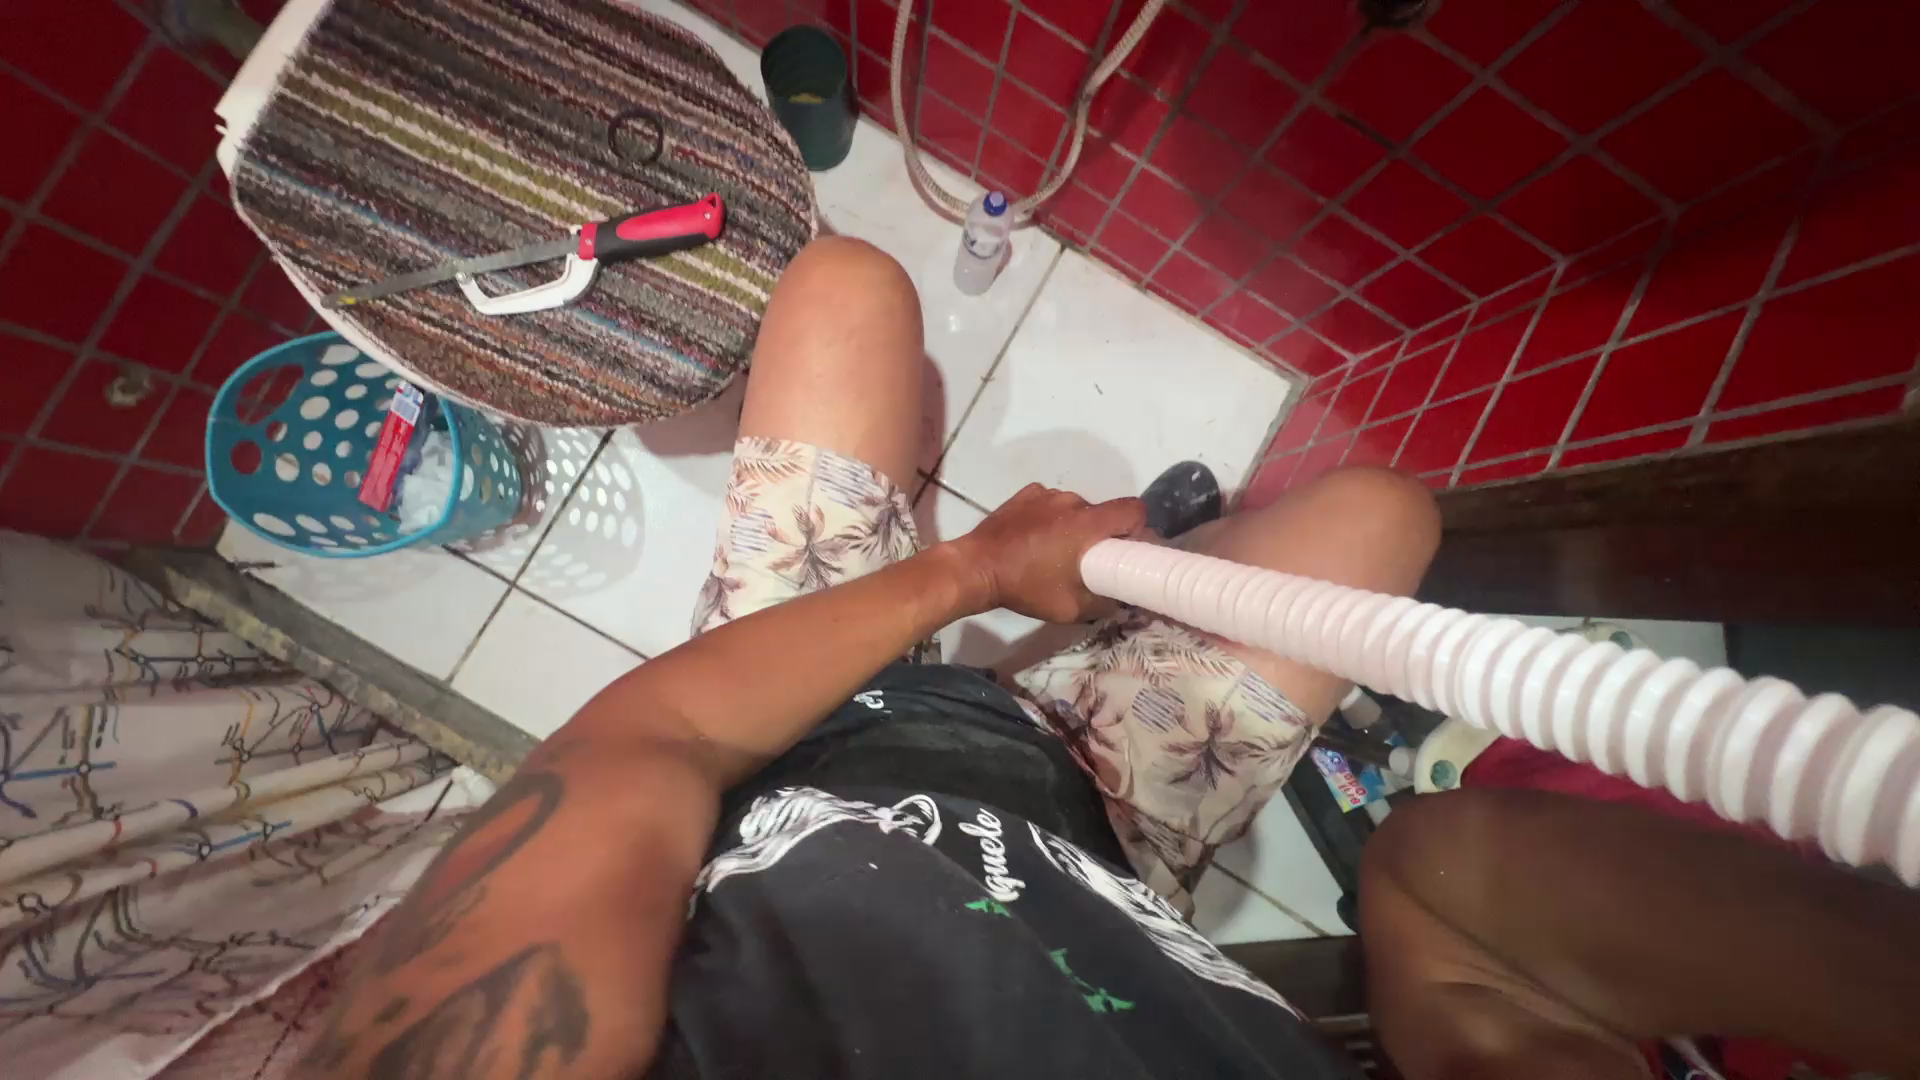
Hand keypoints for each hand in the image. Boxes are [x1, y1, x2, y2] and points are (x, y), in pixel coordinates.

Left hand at [944, 483, 1146, 621]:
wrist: (976, 568)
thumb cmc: (1025, 587)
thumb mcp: (1071, 608)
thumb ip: (1106, 603)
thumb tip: (1124, 599)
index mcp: (1088, 523)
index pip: (1133, 509)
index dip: (1138, 528)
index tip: (1127, 550)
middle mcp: (1071, 501)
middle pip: (1102, 512)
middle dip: (1101, 535)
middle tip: (1087, 561)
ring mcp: (1046, 494)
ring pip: (1075, 509)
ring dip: (1074, 527)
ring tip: (1055, 553)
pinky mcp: (1025, 494)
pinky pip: (1051, 504)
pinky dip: (1050, 519)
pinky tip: (1035, 539)